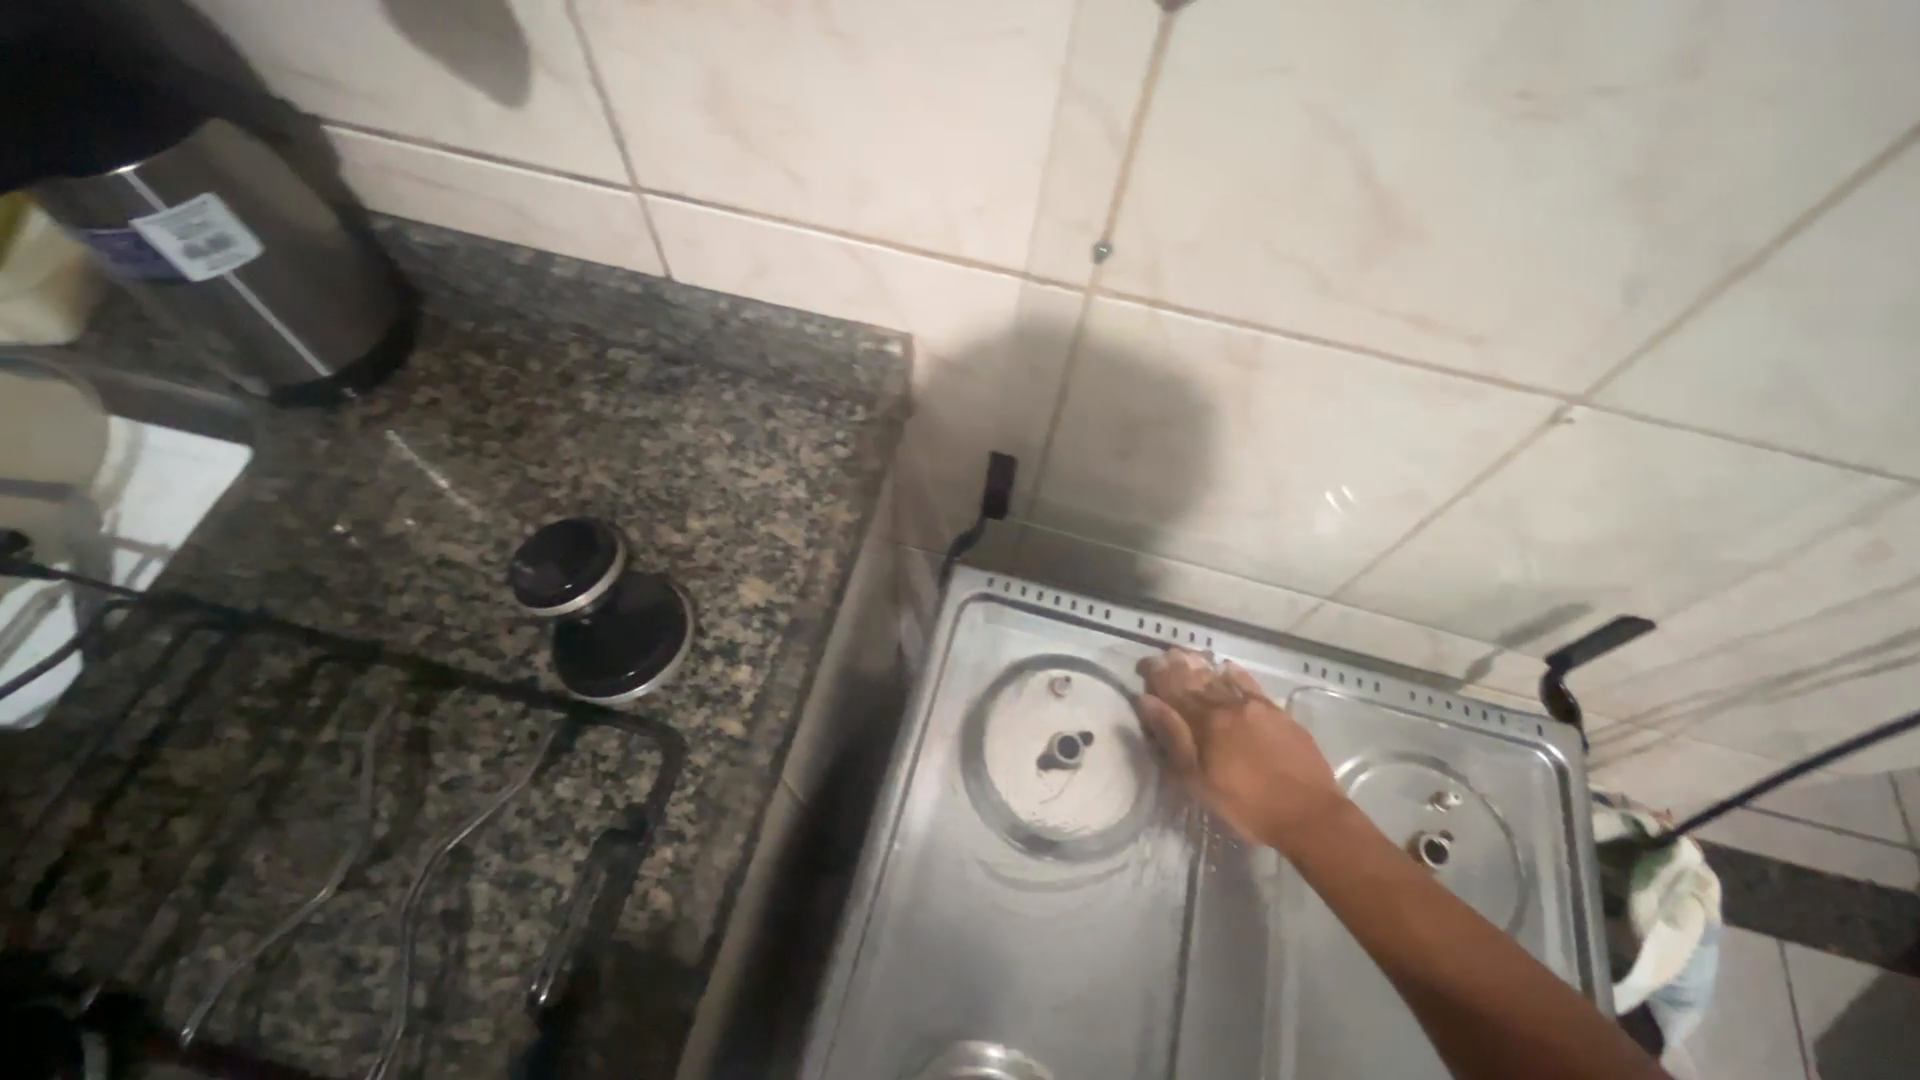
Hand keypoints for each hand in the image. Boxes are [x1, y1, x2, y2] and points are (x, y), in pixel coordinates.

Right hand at [1134, 647, 1347, 852]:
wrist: (1307, 813)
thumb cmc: (1245, 804)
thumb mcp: (1198, 779)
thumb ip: (1173, 737)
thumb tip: (1147, 701)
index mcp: (1206, 722)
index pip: (1174, 690)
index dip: (1157, 675)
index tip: (1143, 664)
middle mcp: (1229, 705)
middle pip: (1198, 679)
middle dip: (1177, 666)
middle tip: (1163, 653)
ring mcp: (1257, 707)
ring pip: (1223, 678)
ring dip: (1203, 665)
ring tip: (1187, 654)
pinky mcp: (1279, 713)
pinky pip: (1251, 685)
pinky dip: (1236, 674)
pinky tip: (1228, 667)